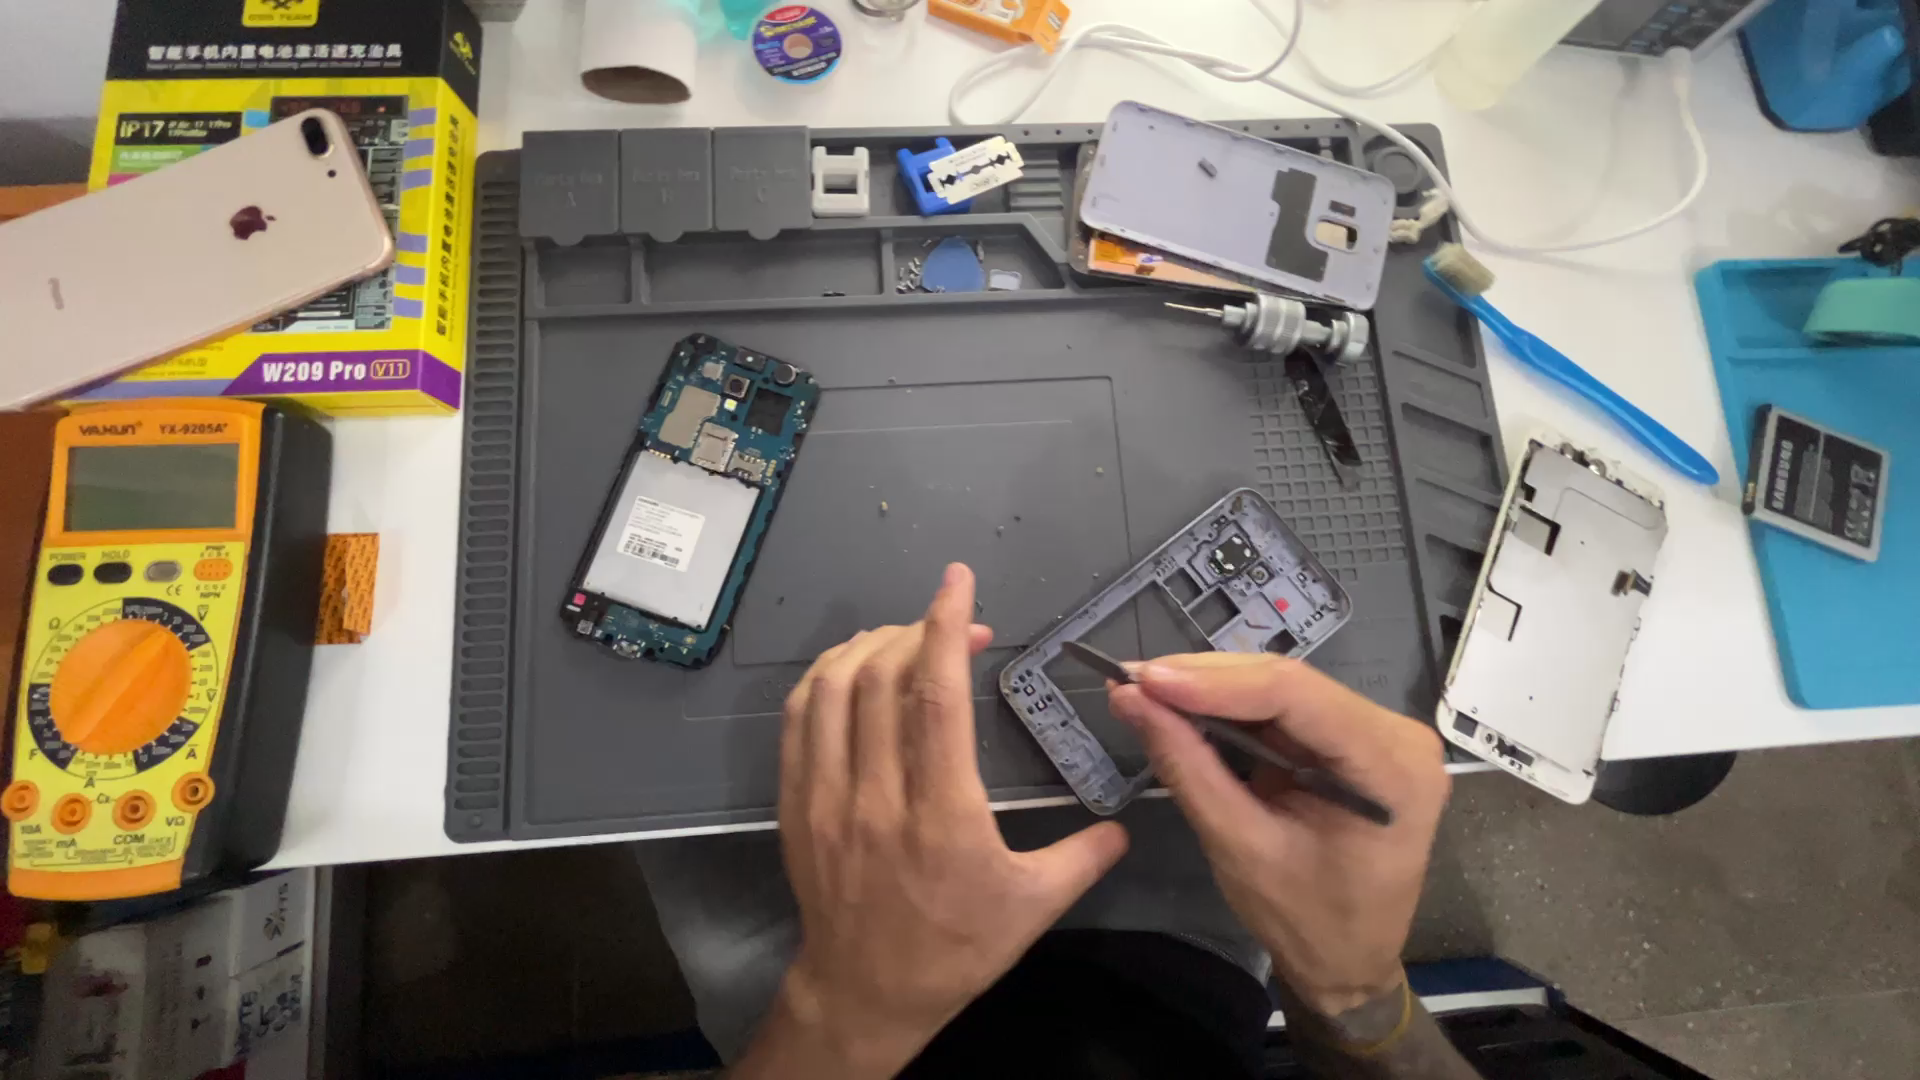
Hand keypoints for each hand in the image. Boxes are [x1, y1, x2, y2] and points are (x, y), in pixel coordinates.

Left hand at [744, 564, 1128, 1077]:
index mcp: (942, 814)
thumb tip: (1127, 823)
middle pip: (882, 676)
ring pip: (833, 686)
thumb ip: (1083, 856)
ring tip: (906, 640)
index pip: (938, 694)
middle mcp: (876, 795)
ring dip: (871, 645)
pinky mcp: (795, 801)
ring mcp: (824, 796)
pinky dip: (826, 674)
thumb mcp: (1032, 908)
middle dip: (918, 630)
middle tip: (952, 627)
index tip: (959, 582)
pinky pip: (799, 716)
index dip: (947, 625)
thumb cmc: (952, 950)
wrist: (863, 996)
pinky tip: (854, 668)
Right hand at [1109, 653, 1448, 1017]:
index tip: (1144, 680)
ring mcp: (1371, 730)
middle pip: (1284, 682)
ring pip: (1274, 685)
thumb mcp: (1238, 846)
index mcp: (1391, 767)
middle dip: (1201, 679)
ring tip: (1144, 689)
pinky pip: (1274, 704)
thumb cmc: (1305, 920)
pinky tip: (1179, 703)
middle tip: (1130, 680)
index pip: (1295, 696)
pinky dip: (1222, 704)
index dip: (1213, 682)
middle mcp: (1393, 732)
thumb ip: (1186, 765)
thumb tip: (1127, 698)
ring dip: (1205, 687)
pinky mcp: (1342, 734)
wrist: (1347, 963)